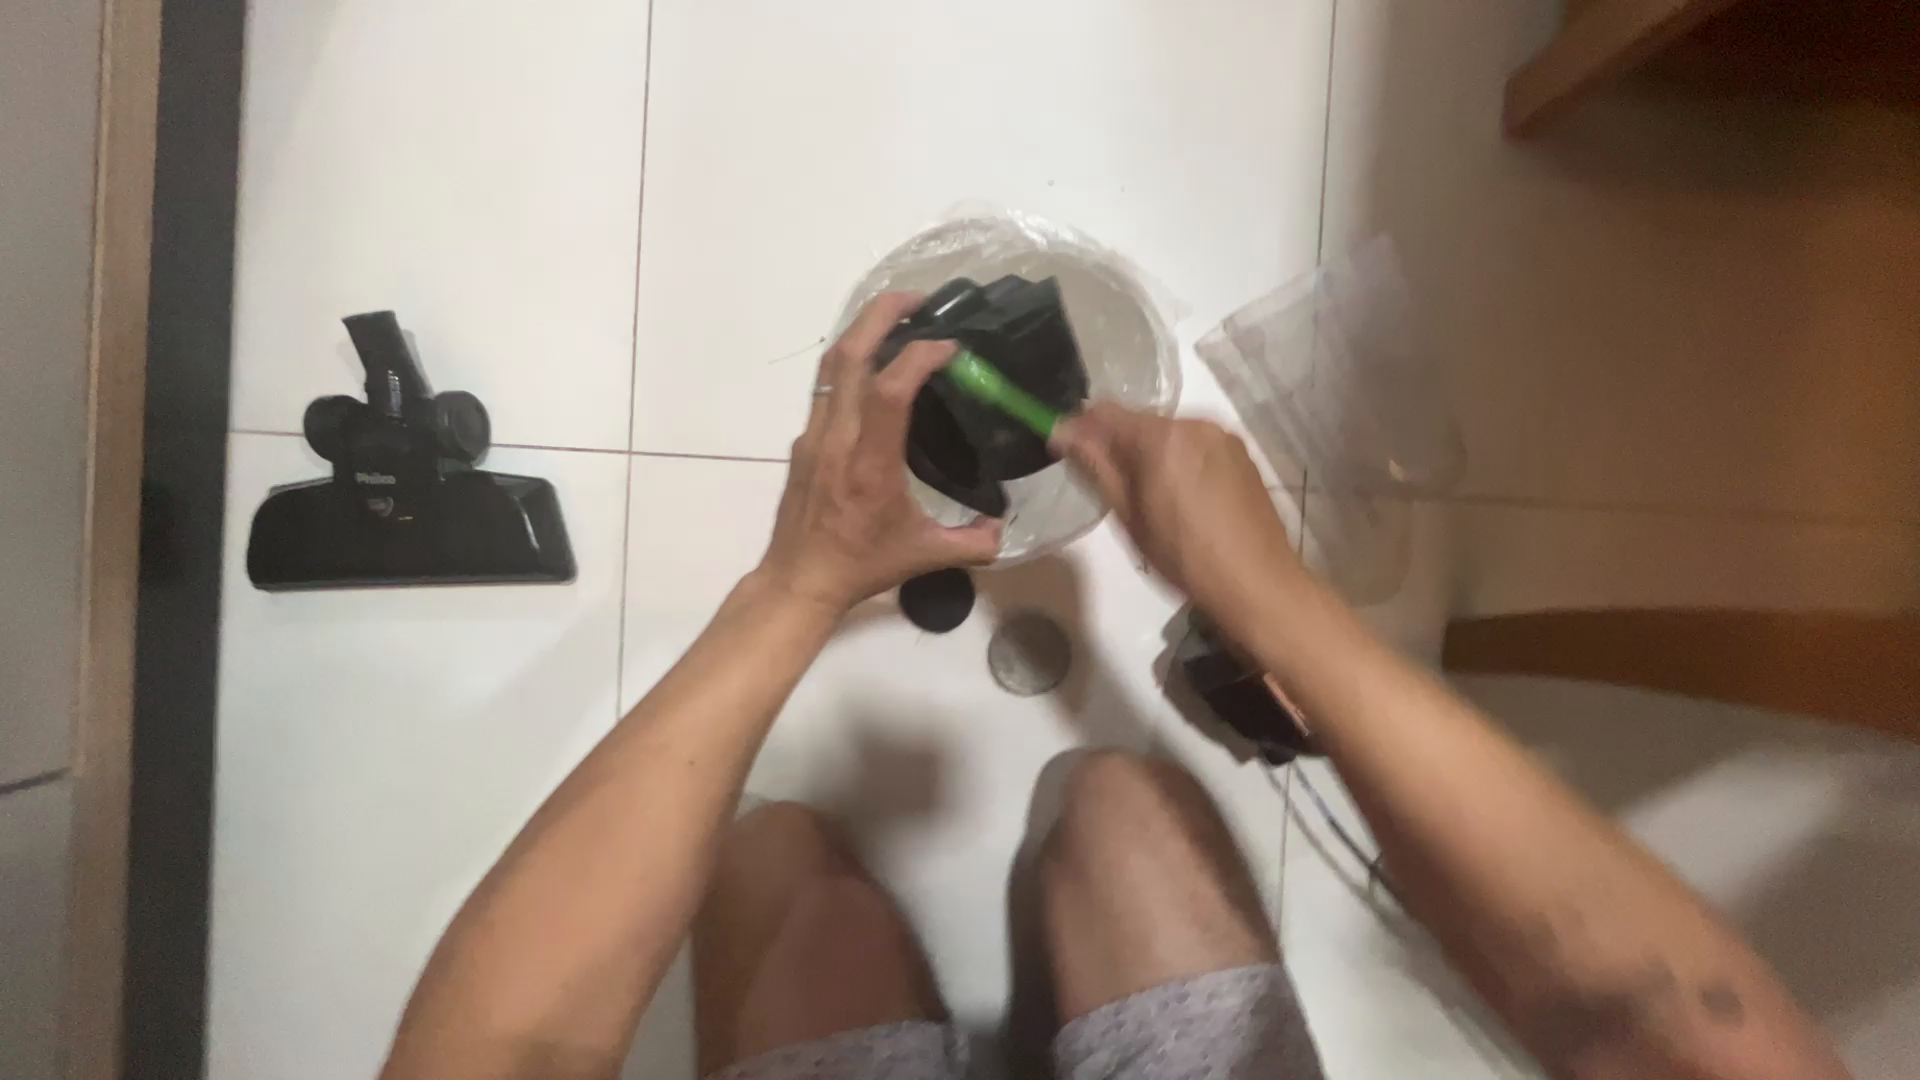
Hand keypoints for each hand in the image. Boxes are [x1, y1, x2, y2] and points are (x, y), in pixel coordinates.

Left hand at [754, 292, 1003, 615]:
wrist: (798, 580)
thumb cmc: (861, 566)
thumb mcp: (925, 556)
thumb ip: (973, 543)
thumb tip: (1004, 528)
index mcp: (870, 466)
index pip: (889, 391)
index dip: (919, 356)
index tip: (951, 346)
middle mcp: (837, 440)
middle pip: (849, 357)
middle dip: (881, 315)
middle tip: (920, 299)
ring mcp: (814, 437)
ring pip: (831, 367)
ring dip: (863, 330)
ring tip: (898, 316)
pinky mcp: (804, 442)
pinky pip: (827, 387)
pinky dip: (852, 362)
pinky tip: (876, 366)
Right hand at [1051, 403, 1303, 627]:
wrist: (1256, 581)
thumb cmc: (1184, 556)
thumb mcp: (1129, 515)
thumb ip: (1096, 466)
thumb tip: (1064, 433)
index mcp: (1162, 437)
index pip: (1105, 413)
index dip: (1078, 428)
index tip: (1062, 450)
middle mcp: (1195, 423)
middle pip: (1139, 421)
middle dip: (1116, 443)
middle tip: (1104, 481)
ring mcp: (1223, 435)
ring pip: (1168, 433)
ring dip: (1148, 452)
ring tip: (1144, 493)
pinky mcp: (1242, 453)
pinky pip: (1195, 445)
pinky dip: (1177, 459)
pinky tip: (1179, 495)